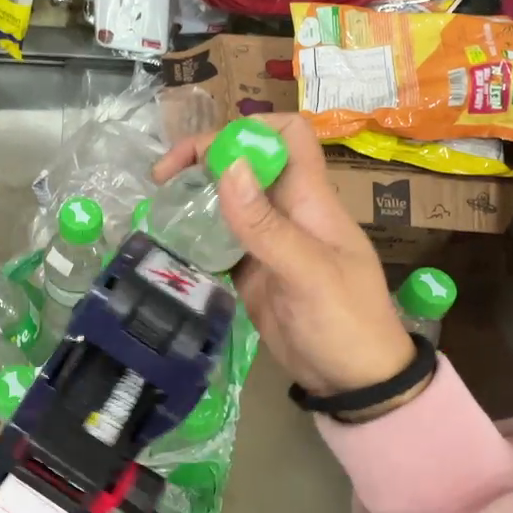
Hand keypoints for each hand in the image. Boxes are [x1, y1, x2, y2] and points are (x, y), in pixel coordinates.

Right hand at [154, 113, 413, 395]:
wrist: (354, 383)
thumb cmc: (345, 323)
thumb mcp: (308, 274)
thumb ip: (266, 225)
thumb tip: (227, 167)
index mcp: (310, 199)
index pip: (287, 136)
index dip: (248, 129)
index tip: (205, 152)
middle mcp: (287, 211)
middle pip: (246, 162)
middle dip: (204, 158)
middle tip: (162, 179)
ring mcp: (268, 241)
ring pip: (228, 198)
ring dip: (195, 195)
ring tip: (158, 206)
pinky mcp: (252, 270)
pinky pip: (220, 239)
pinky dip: (196, 234)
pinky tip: (171, 241)